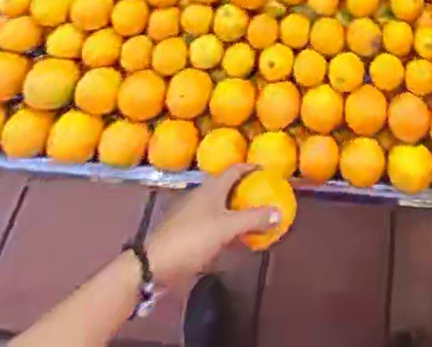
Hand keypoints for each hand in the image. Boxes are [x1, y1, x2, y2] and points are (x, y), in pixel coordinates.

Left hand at [144, 165, 278, 282]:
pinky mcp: (185, 231)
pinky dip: (224, 225)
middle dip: (244, 189)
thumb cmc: (192, 238)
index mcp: (212, 187)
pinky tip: (231, 238)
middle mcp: (202, 195)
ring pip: (219, 205)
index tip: (267, 171)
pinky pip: (211, 222)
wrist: (152, 265)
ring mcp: (191, 213)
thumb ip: (253, 219)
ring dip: (234, 209)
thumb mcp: (227, 228)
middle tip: (262, 195)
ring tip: (251, 217)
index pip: (236, 169)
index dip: (251, 167)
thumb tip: (279, 212)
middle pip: (227, 186)